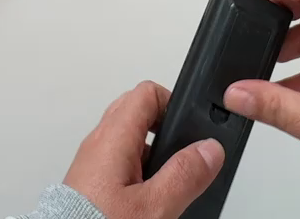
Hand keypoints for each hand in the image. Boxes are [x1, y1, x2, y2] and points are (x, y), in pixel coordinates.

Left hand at [63, 81, 224, 218]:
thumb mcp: (153, 206)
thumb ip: (183, 175)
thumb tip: (209, 149)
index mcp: (113, 135)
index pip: (146, 93)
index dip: (173, 103)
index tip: (191, 129)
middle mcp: (98, 141)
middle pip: (136, 111)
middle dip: (163, 127)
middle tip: (182, 155)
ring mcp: (92, 160)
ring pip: (127, 138)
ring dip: (150, 151)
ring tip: (168, 183)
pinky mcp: (89, 181)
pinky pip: (117, 159)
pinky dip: (137, 168)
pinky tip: (147, 198)